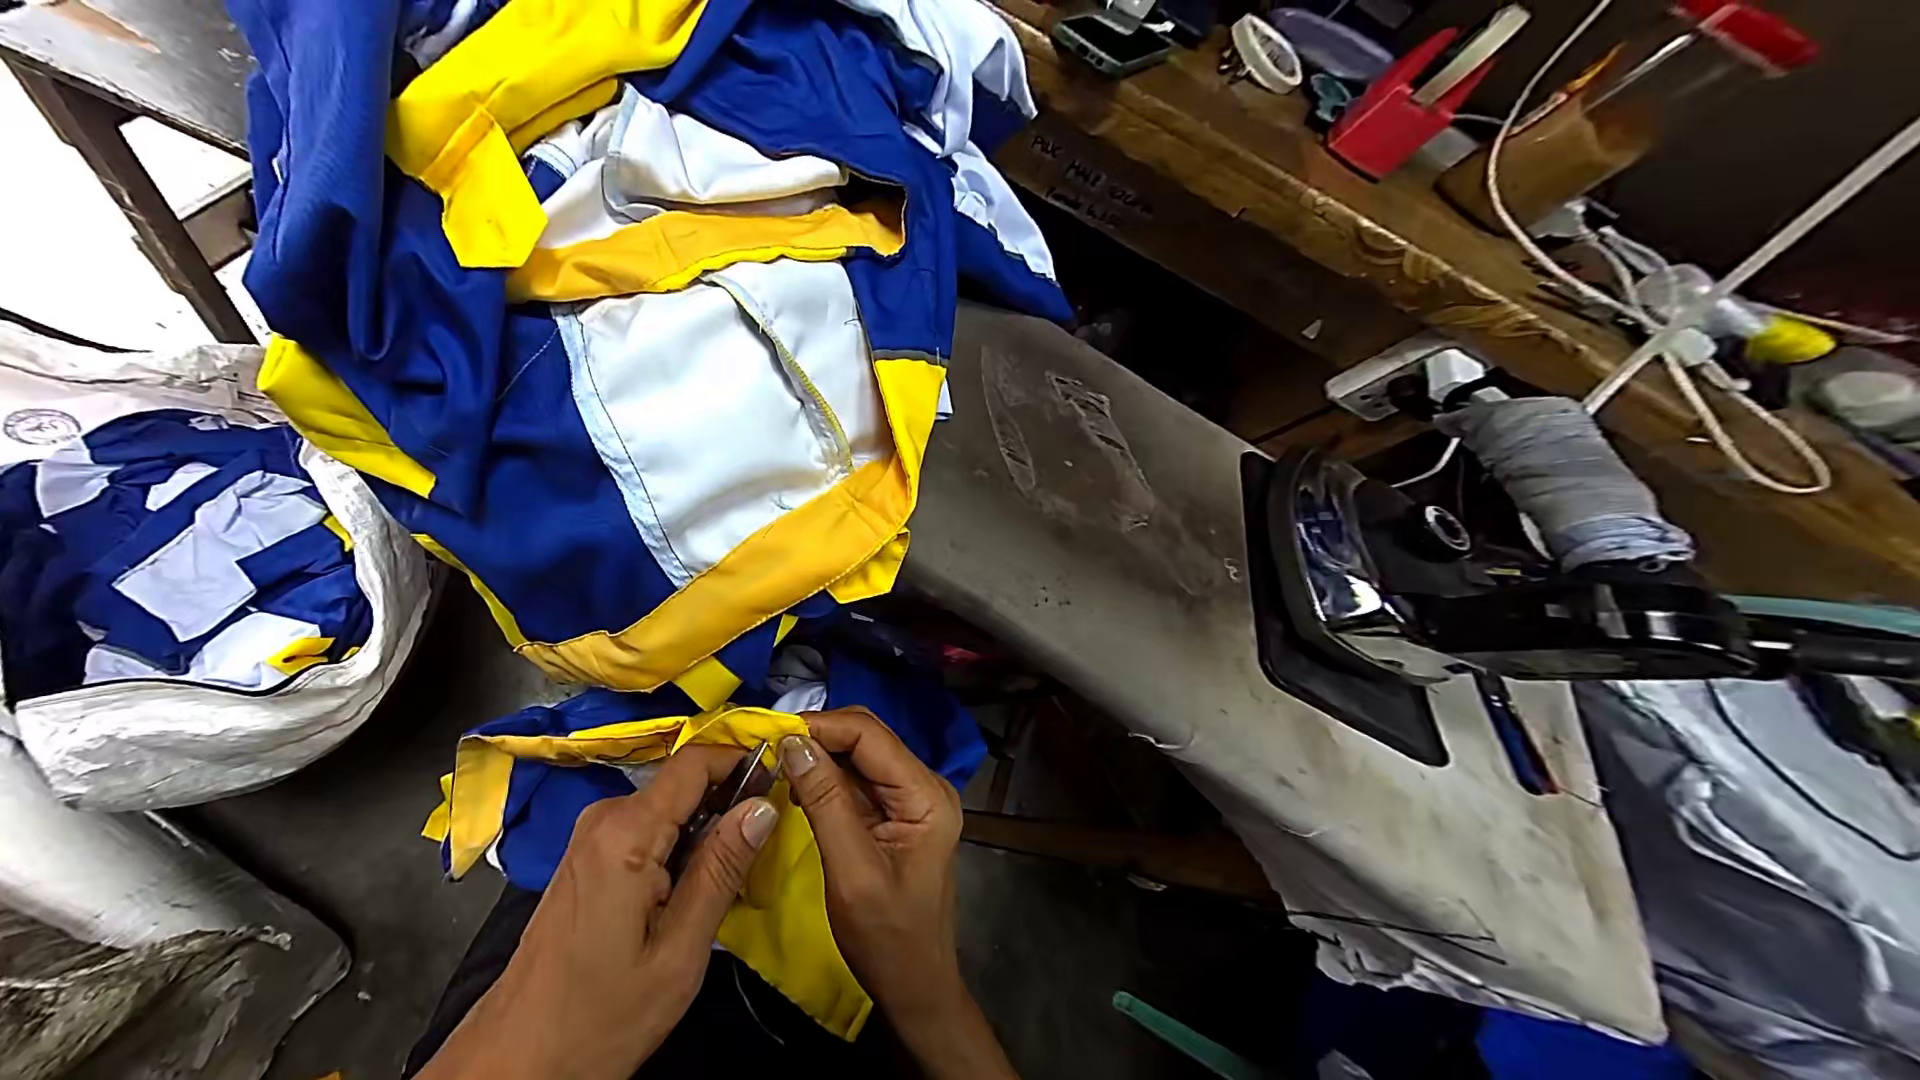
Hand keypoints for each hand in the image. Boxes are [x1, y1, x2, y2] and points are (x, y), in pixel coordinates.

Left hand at [418, 746, 778, 1079]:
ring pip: (669, 804)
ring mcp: (591, 837)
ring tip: (729, 873)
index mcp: (627, 834)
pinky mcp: (588, 856)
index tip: (778, 785)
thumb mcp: (679, 951)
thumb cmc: (598, 1018)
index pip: (695, 761)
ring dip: (705, 826)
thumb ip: (723, 869)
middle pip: (683, 782)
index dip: (741, 762)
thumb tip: (764, 806)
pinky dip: (679, 842)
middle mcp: (604, 820)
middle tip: (759, 844)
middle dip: (727, 801)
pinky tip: (690, 887)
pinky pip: (648, 826)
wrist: (512, 1067)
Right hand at [782, 708, 1017, 1078]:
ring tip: (776, 763)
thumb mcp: (851, 872)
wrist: (915, 984)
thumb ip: (825, 802)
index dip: (821, 726)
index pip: (870, 735)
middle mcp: (925, 783)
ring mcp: (912, 796)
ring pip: (860, 754)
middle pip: (867, 737)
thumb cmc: (887, 938)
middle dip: (818, 736)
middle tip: (769, 747)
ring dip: (819, 755)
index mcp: (926, 794)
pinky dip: (826, 777)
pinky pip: (858, 778)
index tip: (772, 734)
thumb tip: (794, 743)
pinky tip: (798, 785)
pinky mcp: (897, 810)